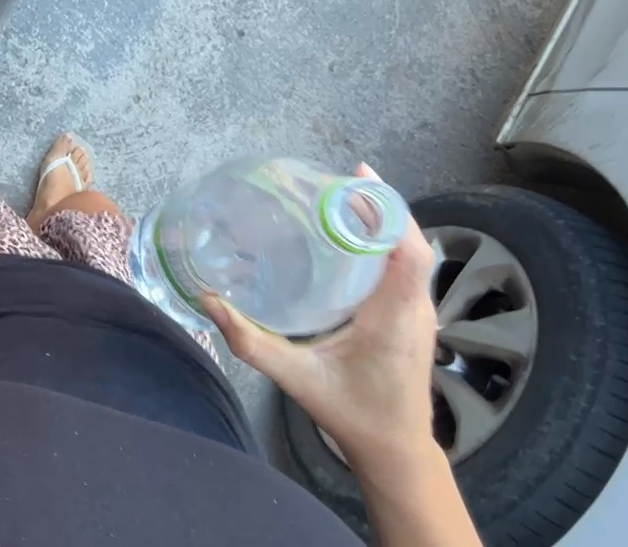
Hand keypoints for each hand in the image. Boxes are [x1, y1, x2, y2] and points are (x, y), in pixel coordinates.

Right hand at [202, 164, 439, 476]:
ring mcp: (419, 312)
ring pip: (410, 251)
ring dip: (381, 219)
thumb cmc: (351, 412)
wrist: (396, 449)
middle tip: (331, 180)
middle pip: (410, 241)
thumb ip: (250, 342)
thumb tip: (208, 301)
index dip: (390, 211)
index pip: (409, 253)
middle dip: (378, 204)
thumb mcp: (295, 378)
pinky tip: (348, 233)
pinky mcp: (413, 315)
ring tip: (335, 197)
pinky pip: (405, 264)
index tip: (358, 178)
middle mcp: (415, 309)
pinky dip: (383, 238)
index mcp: (395, 319)